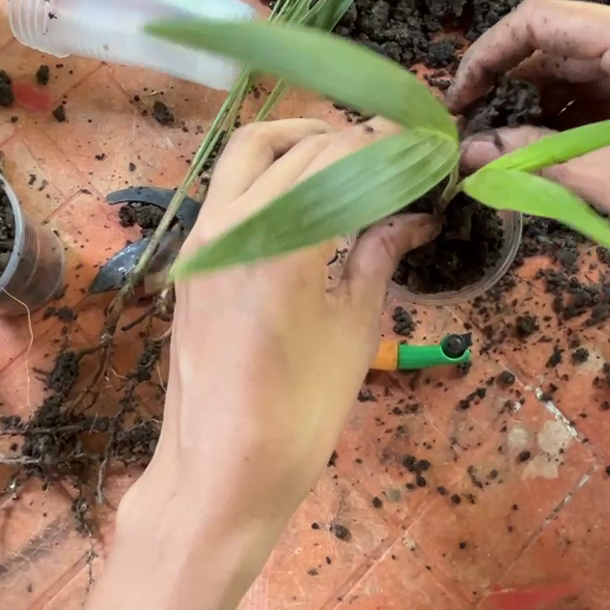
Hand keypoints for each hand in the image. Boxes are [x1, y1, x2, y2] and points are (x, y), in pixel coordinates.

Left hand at [120, 118, 435, 537]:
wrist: (221, 474)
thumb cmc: (300, 412)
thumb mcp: (353, 328)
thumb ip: (379, 256)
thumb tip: (418, 218)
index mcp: (276, 243)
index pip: (331, 159)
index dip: (378, 141)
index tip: (414, 139)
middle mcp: (228, 227)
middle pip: (284, 146)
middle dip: (339, 135)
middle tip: (384, 147)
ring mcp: (200, 243)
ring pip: (242, 157)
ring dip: (292, 143)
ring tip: (342, 158)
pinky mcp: (191, 263)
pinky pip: (228, 193)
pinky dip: (267, 176)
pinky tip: (304, 200)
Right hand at [446, 0, 609, 302]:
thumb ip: (542, 164)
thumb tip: (472, 154)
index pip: (544, 21)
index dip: (487, 57)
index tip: (455, 106)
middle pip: (562, 43)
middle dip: (511, 87)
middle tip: (474, 138)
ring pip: (584, 72)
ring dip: (540, 110)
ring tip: (508, 154)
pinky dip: (575, 122)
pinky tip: (553, 155)